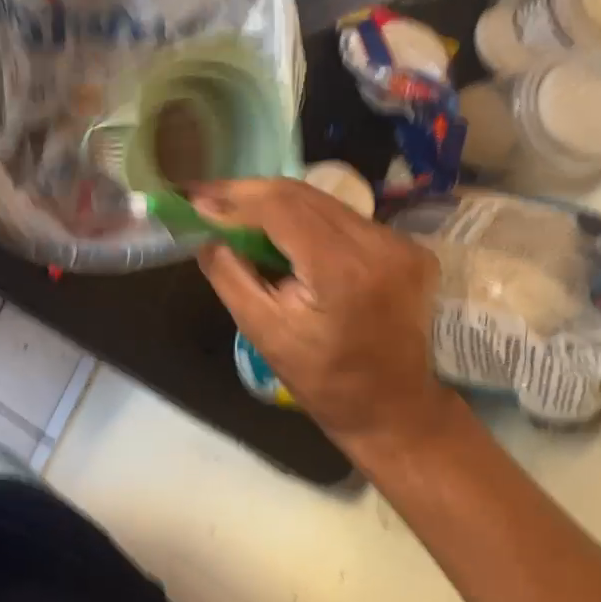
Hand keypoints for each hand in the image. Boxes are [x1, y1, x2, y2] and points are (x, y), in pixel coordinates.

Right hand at [192, 179, 452, 454]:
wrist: (392, 407)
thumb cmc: (321, 377)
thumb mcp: (260, 329)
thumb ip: (229, 273)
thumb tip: (205, 230)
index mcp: (343, 270)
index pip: (280, 207)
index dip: (233, 197)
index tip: (193, 197)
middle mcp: (379, 246)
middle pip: (301, 196)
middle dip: (248, 193)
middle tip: (205, 197)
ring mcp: (400, 244)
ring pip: (321, 201)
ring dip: (273, 203)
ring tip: (233, 212)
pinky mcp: (407, 247)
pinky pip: (341, 217)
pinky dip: (303, 218)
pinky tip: (277, 231)